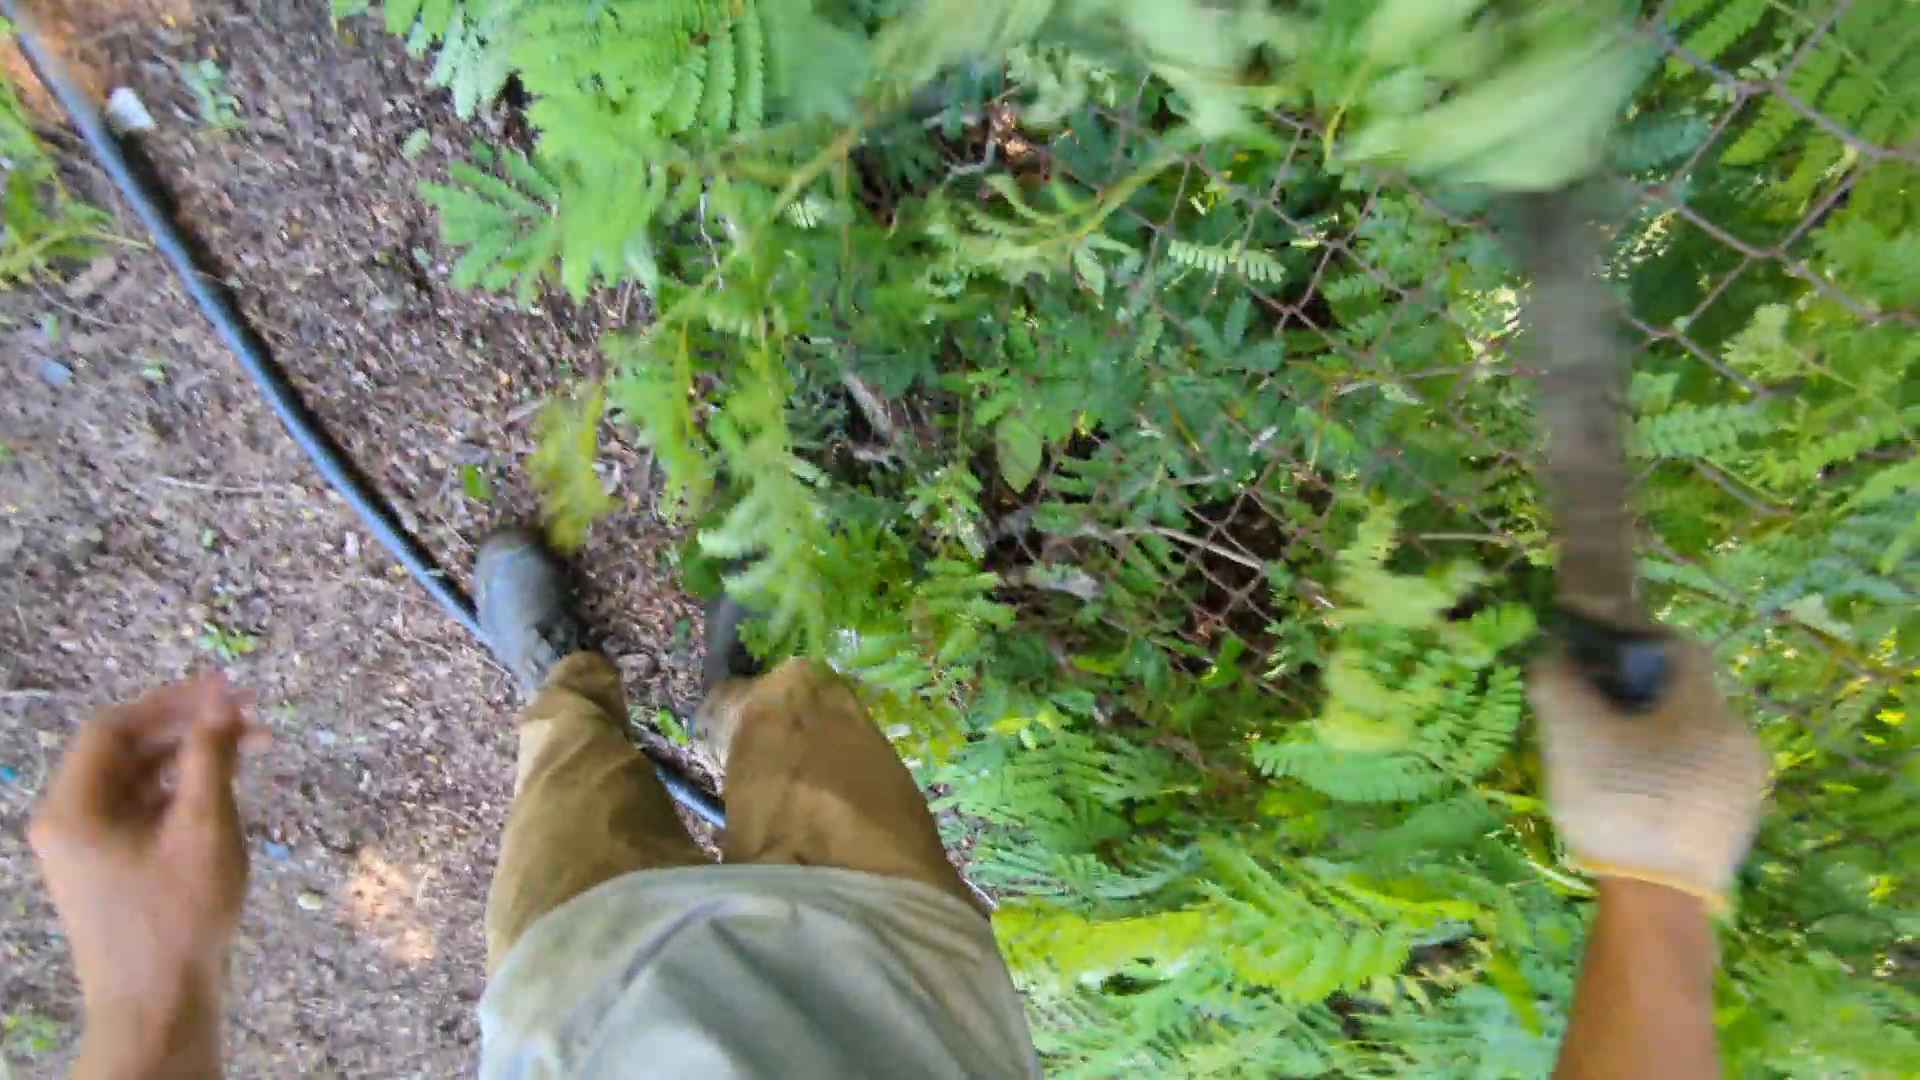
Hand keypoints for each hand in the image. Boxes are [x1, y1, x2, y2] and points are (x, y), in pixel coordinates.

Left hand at [28, 674, 255, 1078]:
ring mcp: (92, 838)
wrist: (159, 987)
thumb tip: (221, 701)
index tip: (230, 686)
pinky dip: (191, 777)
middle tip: (254, 706)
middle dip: (190, 721)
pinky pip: (150, 797)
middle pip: (127, 747)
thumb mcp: (204, 824)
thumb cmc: (180, 904)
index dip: (171, 699)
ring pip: (143, 771)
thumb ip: (208, 758)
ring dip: (196, 748)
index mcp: (74, 808)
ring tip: (259, 739)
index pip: (112, 728)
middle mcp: (72, 817)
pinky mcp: (117, 854)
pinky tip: (233, 776)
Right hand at [1529, 636, 1767, 906]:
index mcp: (1707, 712)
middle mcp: (1739, 738)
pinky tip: (1620, 775)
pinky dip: (1655, 752)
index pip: (1679, 647)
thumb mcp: (1568, 732)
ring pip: (1685, 727)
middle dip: (1626, 682)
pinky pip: (1692, 761)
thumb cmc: (1613, 799)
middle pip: (1680, 689)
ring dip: (1639, 719)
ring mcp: (1742, 780)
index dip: (1630, 636)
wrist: (1656, 895)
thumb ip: (1556, 681)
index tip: (1586, 644)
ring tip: (1591, 737)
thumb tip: (1549, 652)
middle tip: (1578, 694)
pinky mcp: (1732, 812)